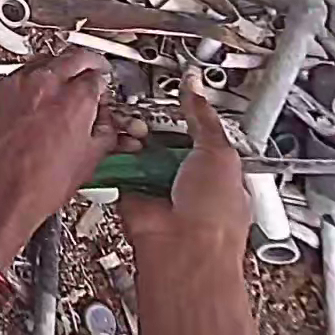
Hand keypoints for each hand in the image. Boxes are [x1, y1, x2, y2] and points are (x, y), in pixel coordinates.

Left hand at [0, 50, 134, 260]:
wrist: (0, 191)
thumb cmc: (38, 183)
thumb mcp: (88, 159)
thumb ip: (104, 132)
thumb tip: (108, 126)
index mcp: (75, 99)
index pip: (98, 75)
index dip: (105, 83)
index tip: (104, 89)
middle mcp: (45, 85)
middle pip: (73, 58)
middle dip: (86, 64)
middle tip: (92, 74)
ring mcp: (19, 85)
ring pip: (44, 61)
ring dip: (58, 68)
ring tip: (65, 83)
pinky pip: (20, 75)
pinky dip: (32, 80)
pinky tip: (37, 96)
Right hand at [117, 68, 250, 259]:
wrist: (181, 247)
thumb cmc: (214, 216)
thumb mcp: (218, 154)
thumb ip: (203, 118)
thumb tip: (195, 87)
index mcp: (217, 171)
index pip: (199, 133)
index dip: (185, 116)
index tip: (175, 98)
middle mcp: (186, 179)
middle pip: (164, 138)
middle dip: (154, 126)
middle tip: (150, 119)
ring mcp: (158, 185)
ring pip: (140, 149)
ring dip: (135, 140)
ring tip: (136, 135)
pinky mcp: (130, 192)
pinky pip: (118, 165)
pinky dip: (116, 156)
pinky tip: (120, 148)